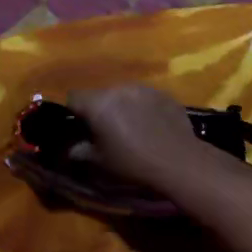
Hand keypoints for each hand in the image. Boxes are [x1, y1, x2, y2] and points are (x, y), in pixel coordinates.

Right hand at [66, 85, 204, 188]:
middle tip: (108, 132)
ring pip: (123, 94)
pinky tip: (153, 127)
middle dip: (100, 109)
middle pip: (100, 94)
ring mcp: (144, 89)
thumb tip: (72, 149)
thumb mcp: (101, 162)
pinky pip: (145, 97)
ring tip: (133, 128)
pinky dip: (143, 108)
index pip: (74, 97)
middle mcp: (119, 89)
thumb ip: (81, 152)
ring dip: (122, 106)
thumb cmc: (133, 163)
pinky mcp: (164, 94)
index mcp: (98, 104)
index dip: (74, 112)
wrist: (179, 162)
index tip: (82, 128)